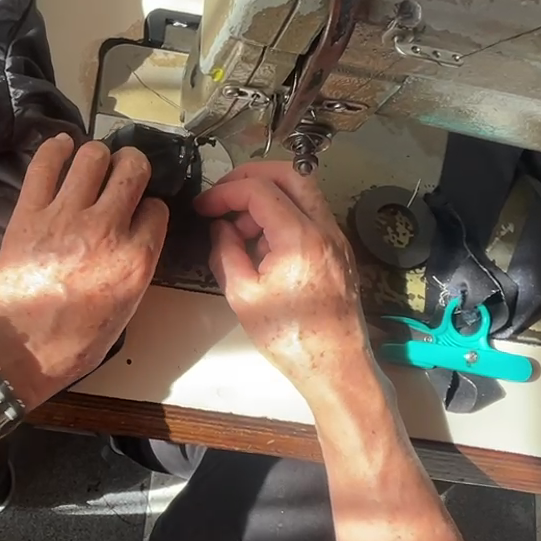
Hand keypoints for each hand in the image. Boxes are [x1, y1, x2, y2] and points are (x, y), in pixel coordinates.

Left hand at [0, 134, 166, 407]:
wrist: (15, 351)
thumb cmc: (71, 344)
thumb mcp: (124, 312)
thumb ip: (135, 268)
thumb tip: (134, 239)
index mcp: (135, 260)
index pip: (157, 209)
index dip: (150, 209)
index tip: (140, 214)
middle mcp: (106, 229)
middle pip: (132, 169)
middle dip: (132, 166)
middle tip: (123, 174)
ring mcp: (65, 216)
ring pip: (92, 156)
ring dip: (97, 156)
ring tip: (92, 166)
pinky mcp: (28, 212)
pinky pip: (45, 163)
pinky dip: (56, 148)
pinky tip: (62, 146)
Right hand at [194, 162, 370, 392]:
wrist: (335, 366)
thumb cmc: (288, 337)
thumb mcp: (242, 295)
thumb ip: (226, 252)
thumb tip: (220, 227)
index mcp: (300, 238)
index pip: (258, 190)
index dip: (224, 192)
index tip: (203, 206)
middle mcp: (325, 229)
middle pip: (289, 174)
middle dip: (249, 177)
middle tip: (223, 196)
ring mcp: (336, 237)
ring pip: (302, 191)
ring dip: (266, 197)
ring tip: (240, 230)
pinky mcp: (337, 249)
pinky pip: (308, 214)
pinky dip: (281, 215)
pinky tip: (261, 244)